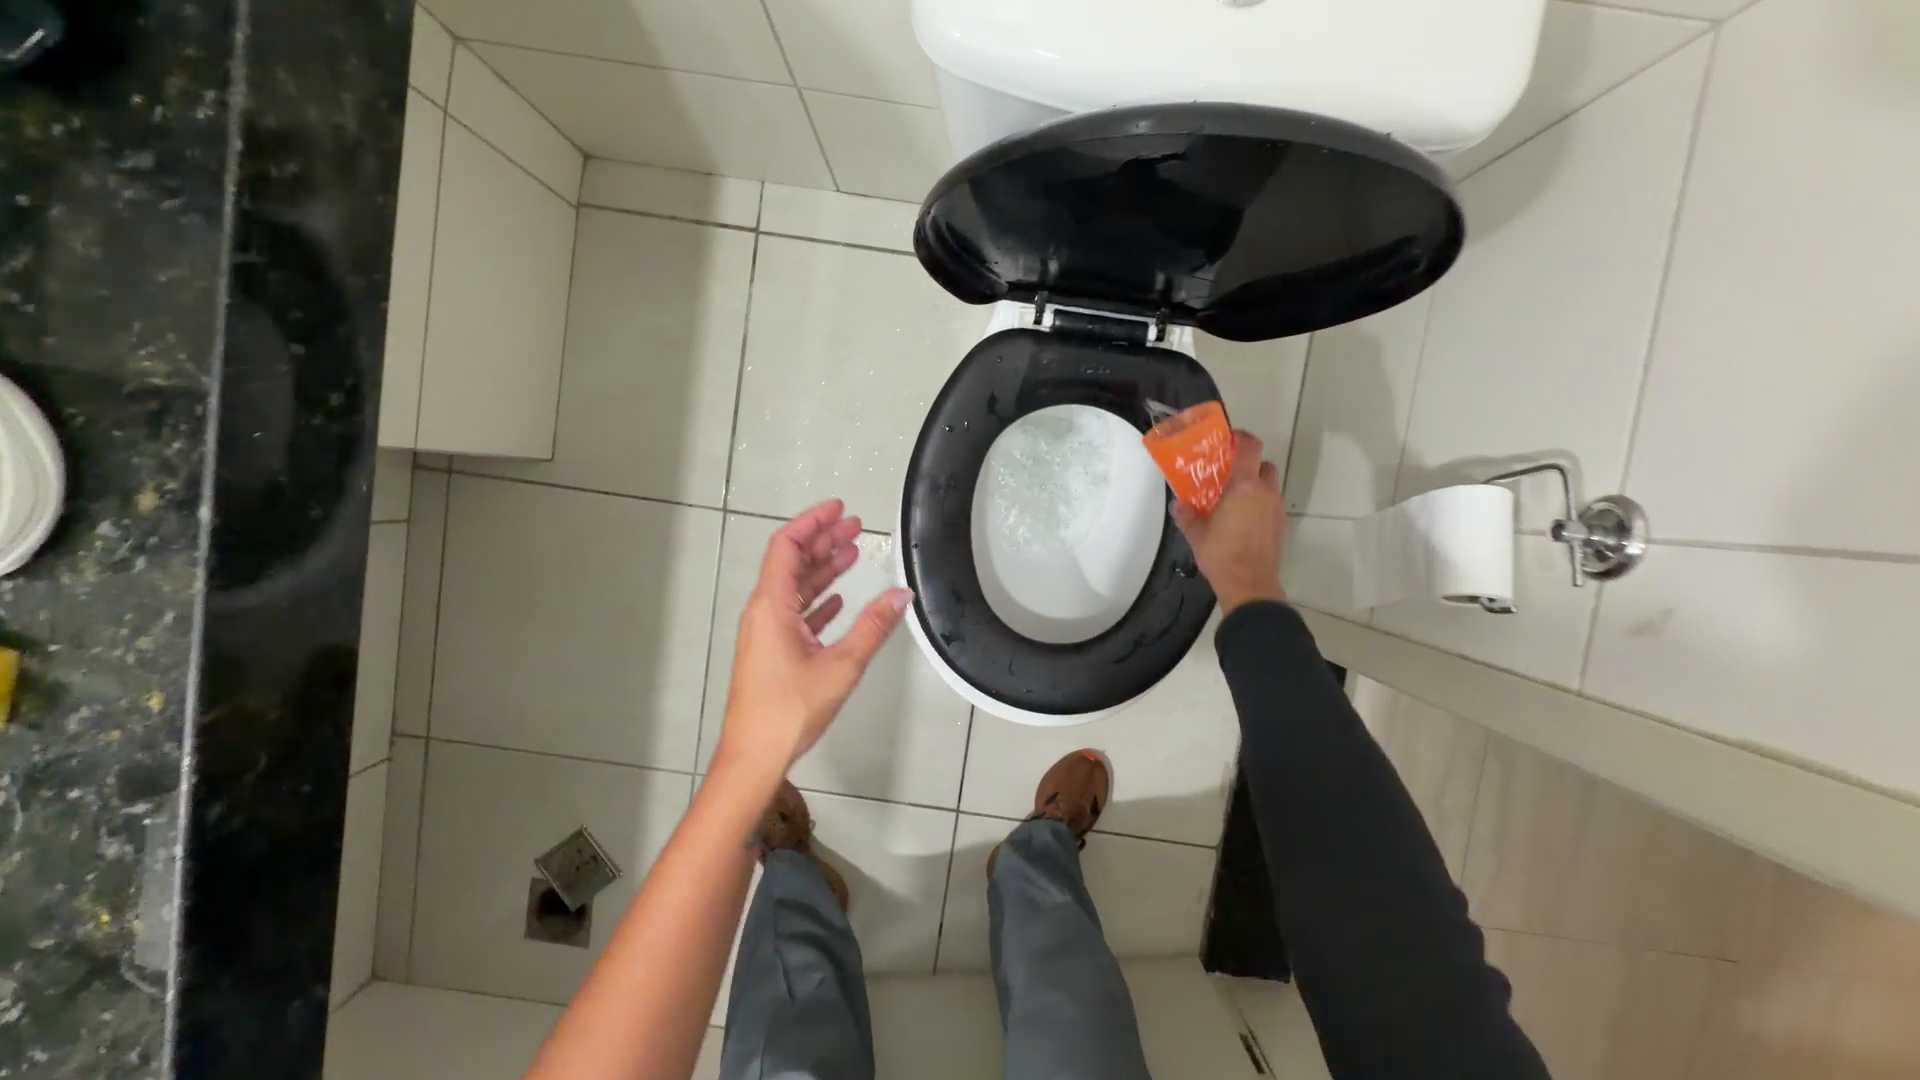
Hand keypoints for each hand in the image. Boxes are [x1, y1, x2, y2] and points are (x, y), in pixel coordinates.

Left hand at [714, 499, 912, 778]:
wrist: (754, 756)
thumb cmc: (791, 708)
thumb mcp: (841, 665)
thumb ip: (873, 626)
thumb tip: (902, 594)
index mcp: (771, 605)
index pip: (787, 546)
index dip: (812, 523)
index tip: (839, 509)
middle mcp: (764, 612)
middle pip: (792, 563)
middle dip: (823, 542)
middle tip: (856, 527)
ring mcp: (766, 634)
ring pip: (795, 589)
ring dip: (822, 570)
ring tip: (853, 554)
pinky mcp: (772, 653)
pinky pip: (795, 614)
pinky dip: (817, 602)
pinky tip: (838, 600)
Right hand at [1170, 430, 1288, 615]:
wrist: (1250, 585)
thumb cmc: (1221, 554)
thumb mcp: (1196, 534)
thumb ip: (1187, 515)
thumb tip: (1178, 504)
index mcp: (1244, 486)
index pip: (1250, 448)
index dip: (1241, 439)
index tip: (1229, 439)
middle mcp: (1265, 492)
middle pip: (1264, 465)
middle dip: (1250, 465)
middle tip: (1229, 474)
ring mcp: (1276, 509)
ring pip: (1270, 485)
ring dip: (1256, 485)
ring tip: (1234, 498)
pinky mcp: (1281, 525)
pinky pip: (1271, 504)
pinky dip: (1260, 504)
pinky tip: (1243, 519)